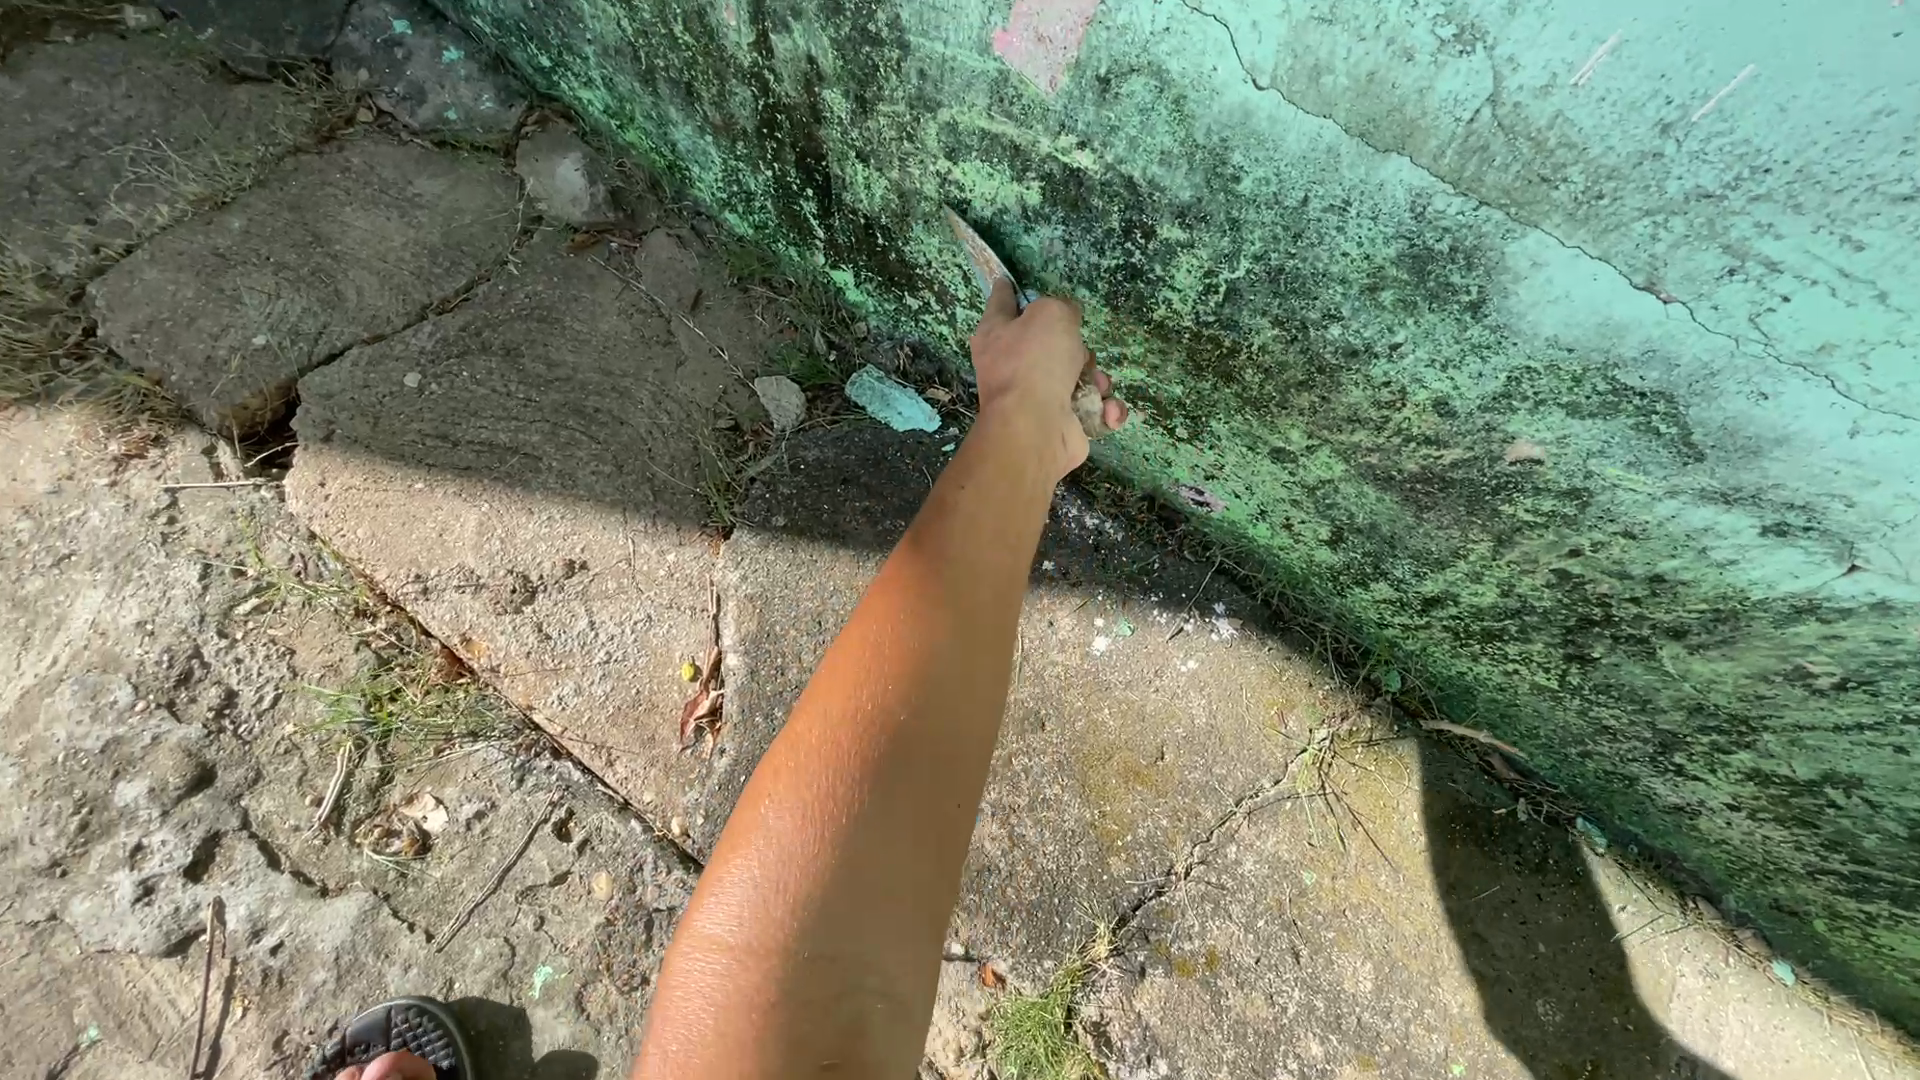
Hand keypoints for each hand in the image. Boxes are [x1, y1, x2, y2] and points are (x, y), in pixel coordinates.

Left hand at [968, 279, 1127, 477]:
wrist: (1035, 429)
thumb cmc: (1035, 362)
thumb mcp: (1051, 314)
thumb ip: (1061, 307)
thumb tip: (1068, 319)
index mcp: (996, 334)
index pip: (1001, 302)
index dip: (1008, 290)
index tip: (1008, 280)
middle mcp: (1012, 366)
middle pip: (1051, 344)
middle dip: (1077, 347)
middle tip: (1079, 352)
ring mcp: (1036, 398)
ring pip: (1079, 377)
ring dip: (1097, 380)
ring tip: (1096, 386)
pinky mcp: (1061, 424)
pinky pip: (1094, 410)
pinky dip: (1105, 410)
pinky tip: (1106, 412)